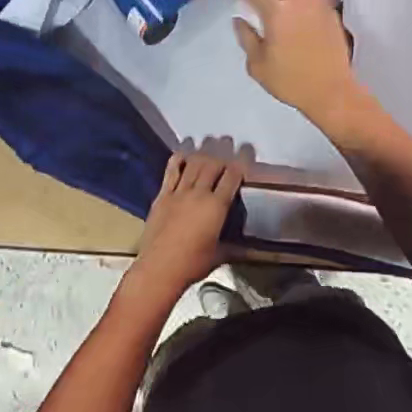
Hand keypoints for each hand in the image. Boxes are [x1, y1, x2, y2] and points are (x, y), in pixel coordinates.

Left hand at [125, 137, 247, 300]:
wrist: (159, 269)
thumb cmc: (193, 264)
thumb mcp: (220, 254)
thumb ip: (236, 247)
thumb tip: (253, 250)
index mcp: (217, 207)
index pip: (232, 176)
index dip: (241, 162)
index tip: (246, 152)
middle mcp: (199, 194)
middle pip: (213, 164)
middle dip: (222, 151)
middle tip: (228, 143)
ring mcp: (178, 193)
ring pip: (193, 164)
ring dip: (202, 151)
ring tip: (209, 142)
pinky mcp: (162, 196)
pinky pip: (171, 172)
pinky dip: (179, 159)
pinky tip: (183, 152)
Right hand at [233, 0, 367, 127]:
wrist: (331, 91)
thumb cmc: (290, 81)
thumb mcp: (257, 65)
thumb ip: (246, 38)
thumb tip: (240, 20)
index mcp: (277, 12)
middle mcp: (299, 0)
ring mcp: (319, 4)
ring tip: (277, 0)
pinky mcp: (331, 13)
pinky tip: (296, 10)